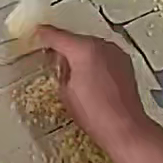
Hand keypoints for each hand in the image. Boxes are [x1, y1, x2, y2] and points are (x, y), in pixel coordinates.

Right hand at [31, 25, 154, 146]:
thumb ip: (61, 69)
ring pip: (91, 46)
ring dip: (81, 53)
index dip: (44, 34)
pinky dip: (95, 59)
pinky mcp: (125, 62)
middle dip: (64, 46)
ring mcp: (115, 52)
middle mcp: (101, 45)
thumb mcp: (65, 91)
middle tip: (52, 56)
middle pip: (75, 39)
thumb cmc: (93, 113)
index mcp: (83, 49)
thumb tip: (62, 62)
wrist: (125, 128)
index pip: (57, 36)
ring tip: (73, 69)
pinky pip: (103, 54)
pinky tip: (91, 75)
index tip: (37, 33)